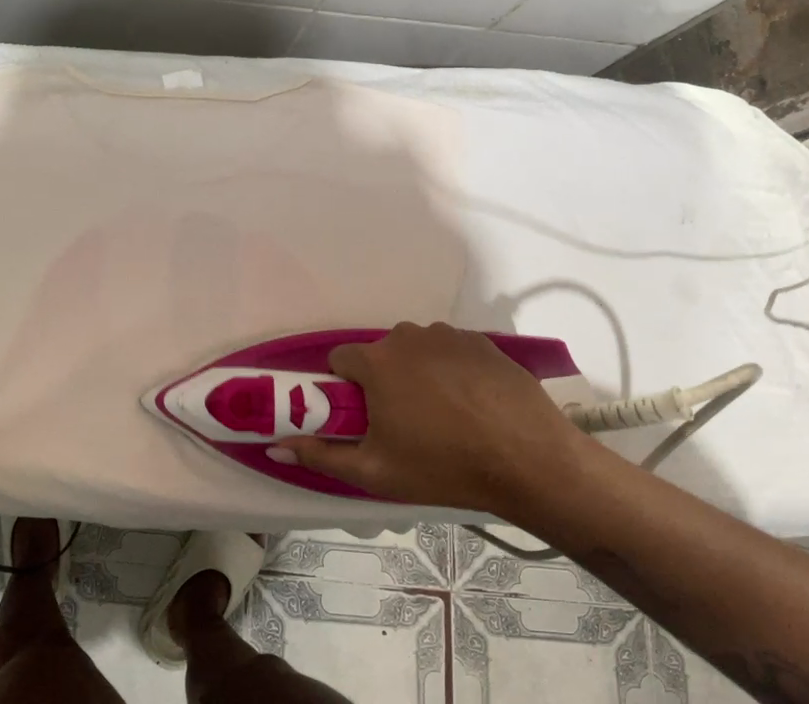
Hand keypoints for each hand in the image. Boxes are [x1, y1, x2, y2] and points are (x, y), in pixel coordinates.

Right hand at [275, 322, 587, 514]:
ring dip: (418, 375)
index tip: (364, 418)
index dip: (345, 389)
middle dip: (383, 382)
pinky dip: (453, 372)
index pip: (341, 361)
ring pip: (417, 352)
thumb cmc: (444, 467)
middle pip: (380, 355)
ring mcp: (450, 336)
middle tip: (405, 424)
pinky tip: (472, 406)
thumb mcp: (375, 471)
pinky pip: (452, 352)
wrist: (532, 461)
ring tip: (443, 417)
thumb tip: (276, 445)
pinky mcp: (485, 343)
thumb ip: (321, 454)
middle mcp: (408, 337)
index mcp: (376, 362)